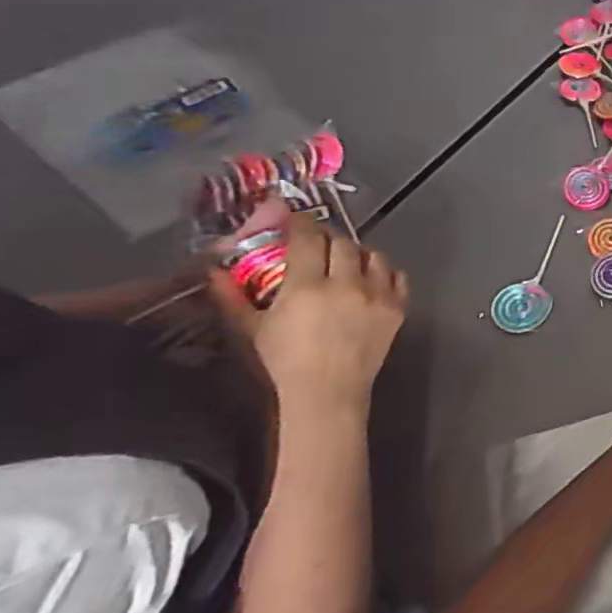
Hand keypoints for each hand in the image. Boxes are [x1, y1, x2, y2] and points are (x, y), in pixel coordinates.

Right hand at [211, 206, 407, 415]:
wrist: (329, 392)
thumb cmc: (286, 362)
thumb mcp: (253, 328)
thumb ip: (233, 296)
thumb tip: (212, 271)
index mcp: (308, 287)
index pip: (308, 237)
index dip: (300, 223)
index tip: (295, 220)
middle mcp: (347, 285)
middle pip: (343, 243)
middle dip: (328, 238)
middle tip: (318, 245)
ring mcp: (377, 297)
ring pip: (374, 255)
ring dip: (359, 253)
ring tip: (346, 262)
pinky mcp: (397, 310)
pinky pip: (398, 277)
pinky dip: (385, 272)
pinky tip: (371, 279)